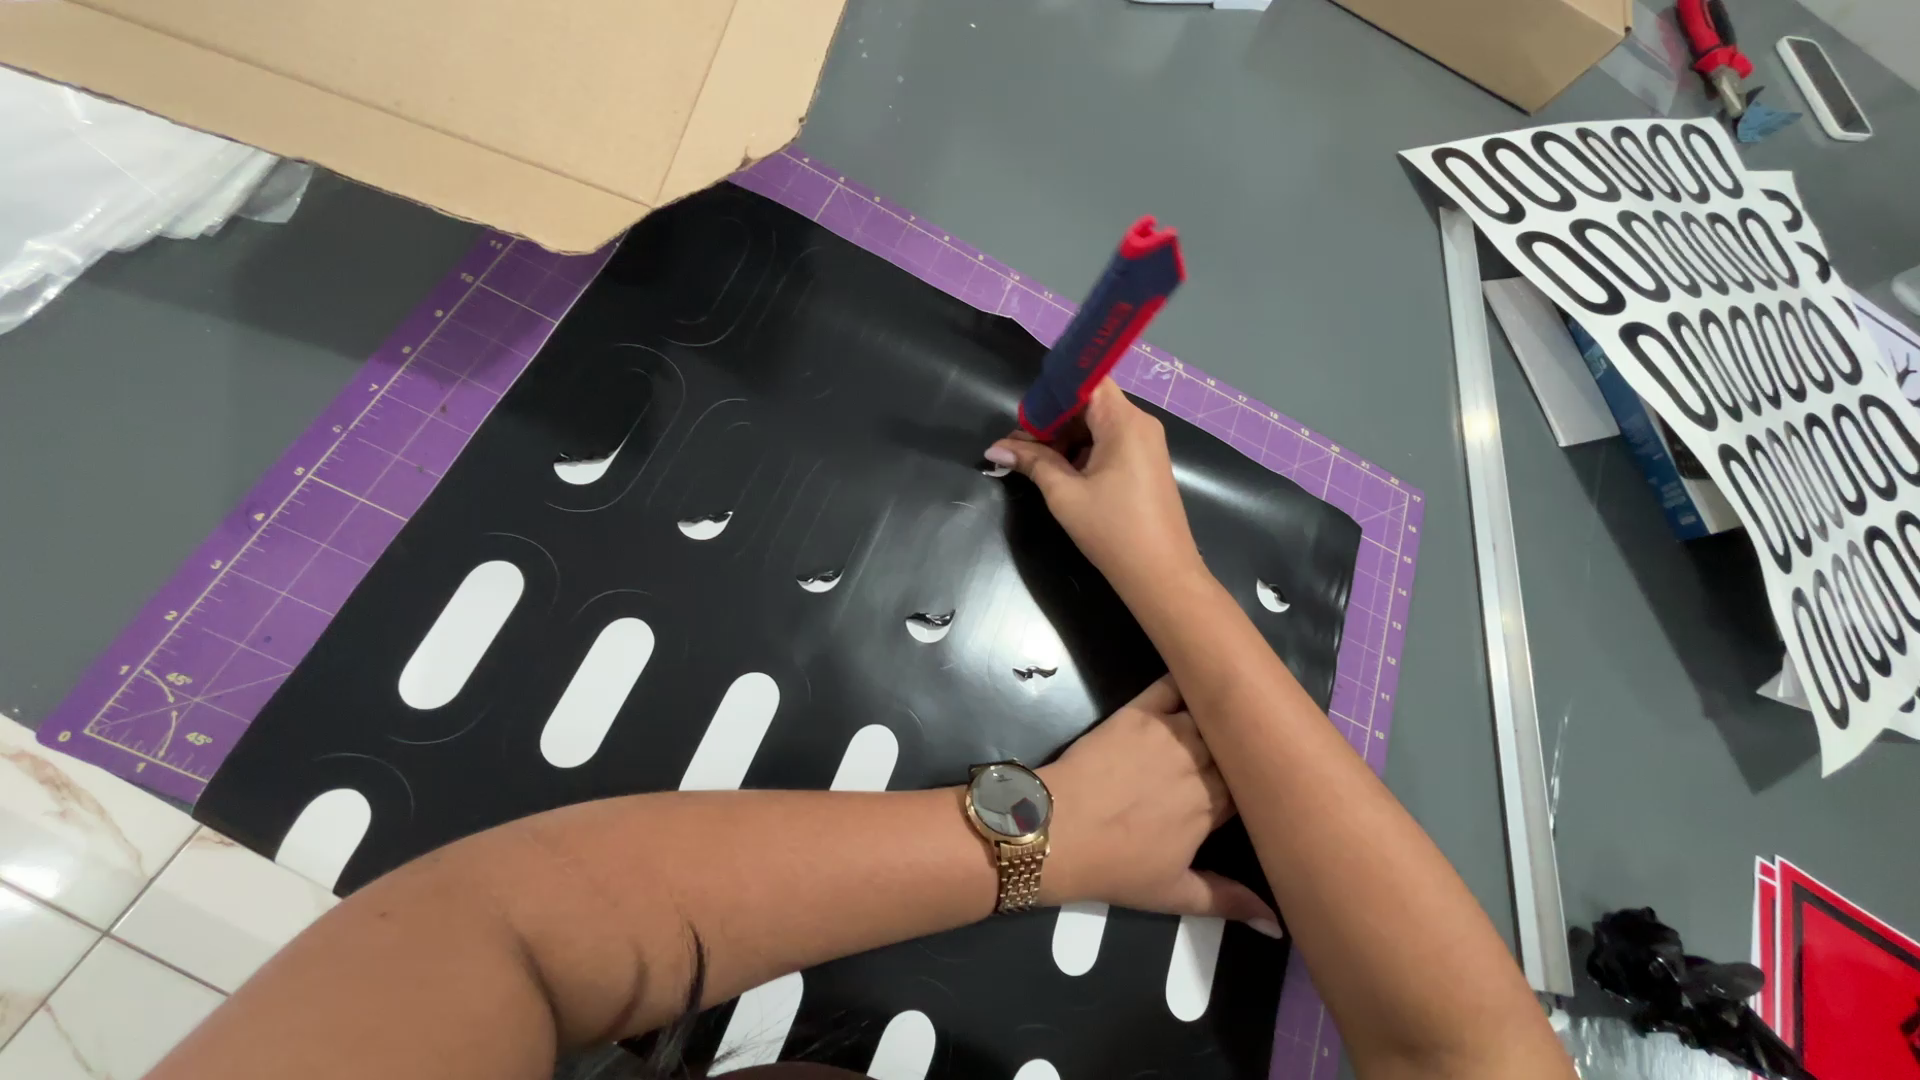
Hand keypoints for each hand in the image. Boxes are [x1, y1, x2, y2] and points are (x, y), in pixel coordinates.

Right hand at [984, 380, 1207, 603]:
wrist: (1161, 575)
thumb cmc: (1113, 531)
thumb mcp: (1064, 494)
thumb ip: (1032, 462)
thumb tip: (995, 448)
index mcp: (1124, 422)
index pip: (1087, 382)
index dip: (1053, 394)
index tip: (1025, 419)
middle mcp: (1140, 424)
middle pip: (1089, 404)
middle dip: (1053, 422)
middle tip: (1020, 447)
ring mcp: (1145, 444)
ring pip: (1097, 426)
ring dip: (1065, 441)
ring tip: (1034, 465)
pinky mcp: (1144, 464)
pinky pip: (1108, 444)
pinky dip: (1082, 453)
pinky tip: (1060, 475)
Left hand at [1036, 675, 1280, 936]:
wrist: (1059, 830)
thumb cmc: (1116, 866)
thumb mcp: (1175, 893)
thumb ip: (1228, 901)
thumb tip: (1276, 924)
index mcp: (1212, 807)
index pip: (1248, 784)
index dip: (1254, 780)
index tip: (1258, 777)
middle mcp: (1199, 765)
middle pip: (1234, 745)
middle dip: (1243, 743)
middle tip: (1248, 739)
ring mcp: (1170, 734)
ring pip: (1210, 715)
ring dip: (1222, 712)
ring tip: (1234, 706)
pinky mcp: (1139, 713)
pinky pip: (1171, 687)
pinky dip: (1187, 679)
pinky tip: (1198, 675)